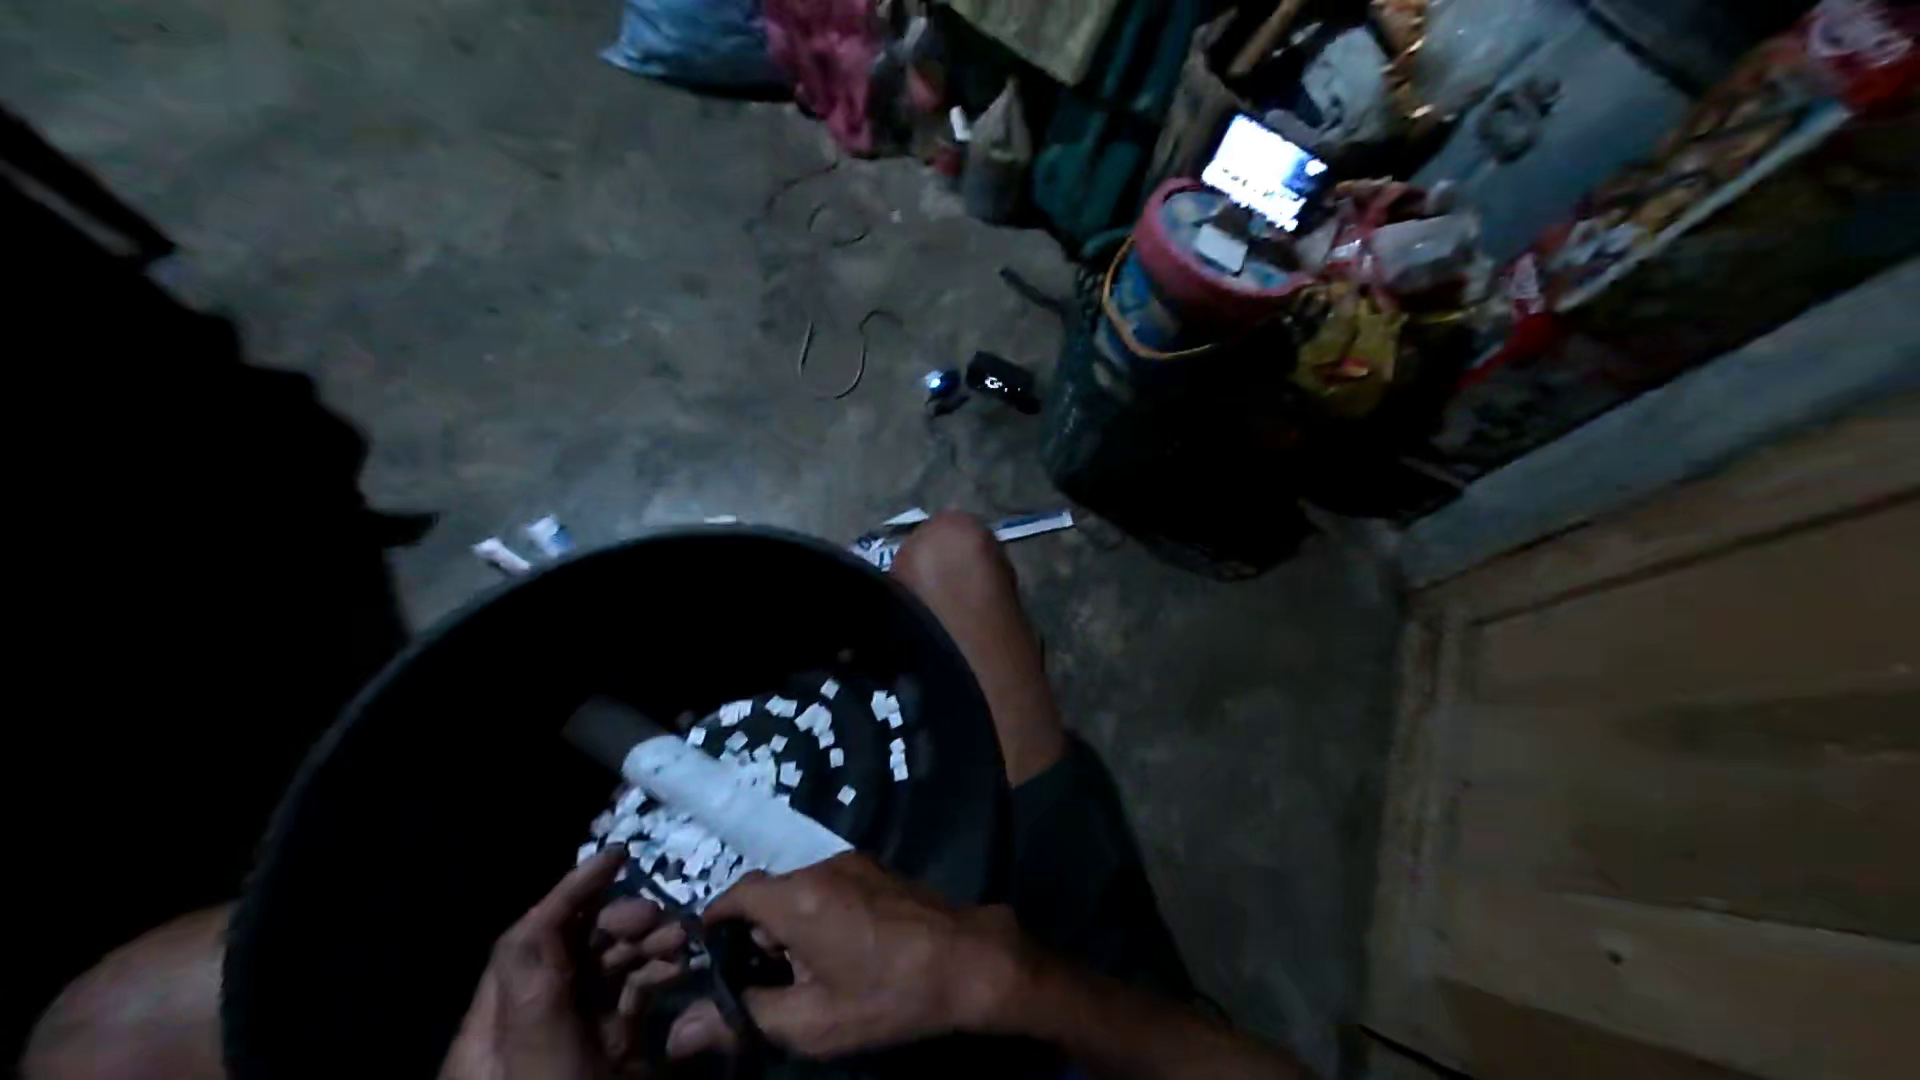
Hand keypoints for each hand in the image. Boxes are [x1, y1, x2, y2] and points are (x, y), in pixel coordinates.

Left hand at [440, 849, 719, 1078]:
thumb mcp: (543, 1070)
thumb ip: (534, 1000)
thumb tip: (538, 922)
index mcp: (496, 1033)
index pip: (526, 942)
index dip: (569, 892)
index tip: (619, 857)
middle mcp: (527, 1032)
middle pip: (568, 950)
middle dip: (618, 920)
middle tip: (662, 918)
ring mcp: (568, 1044)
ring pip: (602, 970)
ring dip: (643, 944)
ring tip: (682, 942)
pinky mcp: (603, 1057)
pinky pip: (626, 999)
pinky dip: (654, 975)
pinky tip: (681, 970)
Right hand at [693, 853, 1032, 1059]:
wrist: (966, 959)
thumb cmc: (886, 994)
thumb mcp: (811, 1021)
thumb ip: (744, 1018)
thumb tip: (679, 1031)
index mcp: (798, 898)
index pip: (735, 895)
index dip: (715, 925)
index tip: (711, 962)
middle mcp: (821, 866)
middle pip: (767, 893)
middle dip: (756, 934)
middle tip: (767, 983)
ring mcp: (852, 862)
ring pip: (798, 889)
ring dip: (789, 923)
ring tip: (806, 972)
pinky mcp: (875, 866)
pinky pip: (827, 883)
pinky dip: (817, 910)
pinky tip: (839, 949)